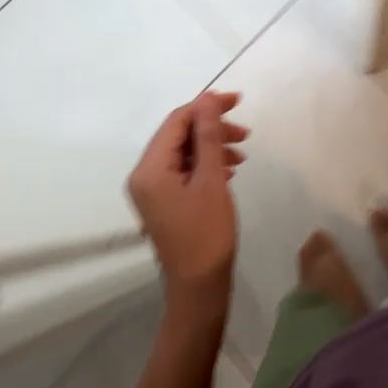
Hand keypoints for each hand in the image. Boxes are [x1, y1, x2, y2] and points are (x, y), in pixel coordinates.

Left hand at [127, 92, 247, 302]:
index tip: (237, 102)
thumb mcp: (211, 179)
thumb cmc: (206, 233)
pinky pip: (183, 169)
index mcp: (149, 168)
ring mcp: (152, 189)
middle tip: (244, 131)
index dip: (206, 107)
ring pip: (183, 151)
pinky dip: (205, 164)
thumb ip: (208, 135)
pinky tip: (229, 170)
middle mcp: (143, 175)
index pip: (176, 121)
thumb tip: (207, 99)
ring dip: (211, 146)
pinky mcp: (163, 200)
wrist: (200, 287)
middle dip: (211, 128)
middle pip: (178, 135)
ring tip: (241, 154)